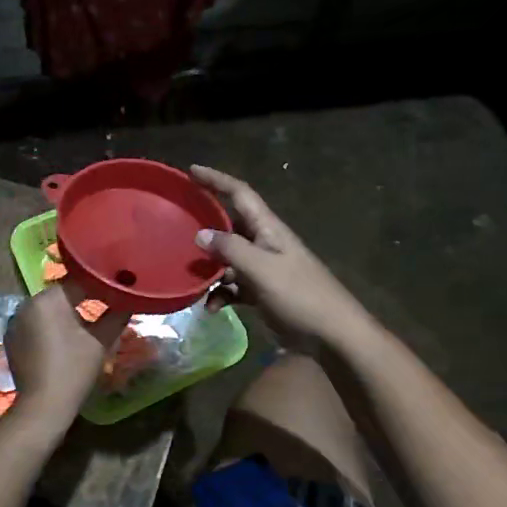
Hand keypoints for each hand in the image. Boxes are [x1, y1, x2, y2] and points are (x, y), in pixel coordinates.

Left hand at [4, 281, 132, 414]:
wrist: (43, 405)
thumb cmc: (74, 369)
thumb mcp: (101, 341)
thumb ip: (116, 314)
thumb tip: (128, 299)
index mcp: (49, 299)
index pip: (79, 280)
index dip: (99, 283)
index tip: (114, 288)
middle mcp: (27, 303)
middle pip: (60, 293)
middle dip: (80, 297)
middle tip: (102, 304)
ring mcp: (15, 321)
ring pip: (46, 308)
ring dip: (63, 312)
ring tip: (82, 322)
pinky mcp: (11, 338)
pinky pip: (34, 323)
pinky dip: (48, 326)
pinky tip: (60, 338)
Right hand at [190, 165, 371, 349]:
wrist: (331, 335)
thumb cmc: (300, 295)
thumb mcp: (262, 269)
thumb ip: (231, 250)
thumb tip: (200, 234)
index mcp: (268, 229)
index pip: (240, 194)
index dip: (217, 180)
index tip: (192, 171)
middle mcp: (264, 244)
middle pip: (230, 226)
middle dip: (205, 226)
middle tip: (176, 226)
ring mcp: (263, 270)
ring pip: (227, 259)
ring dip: (209, 268)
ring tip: (189, 278)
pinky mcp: (262, 293)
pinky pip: (233, 286)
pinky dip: (220, 294)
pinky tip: (211, 308)